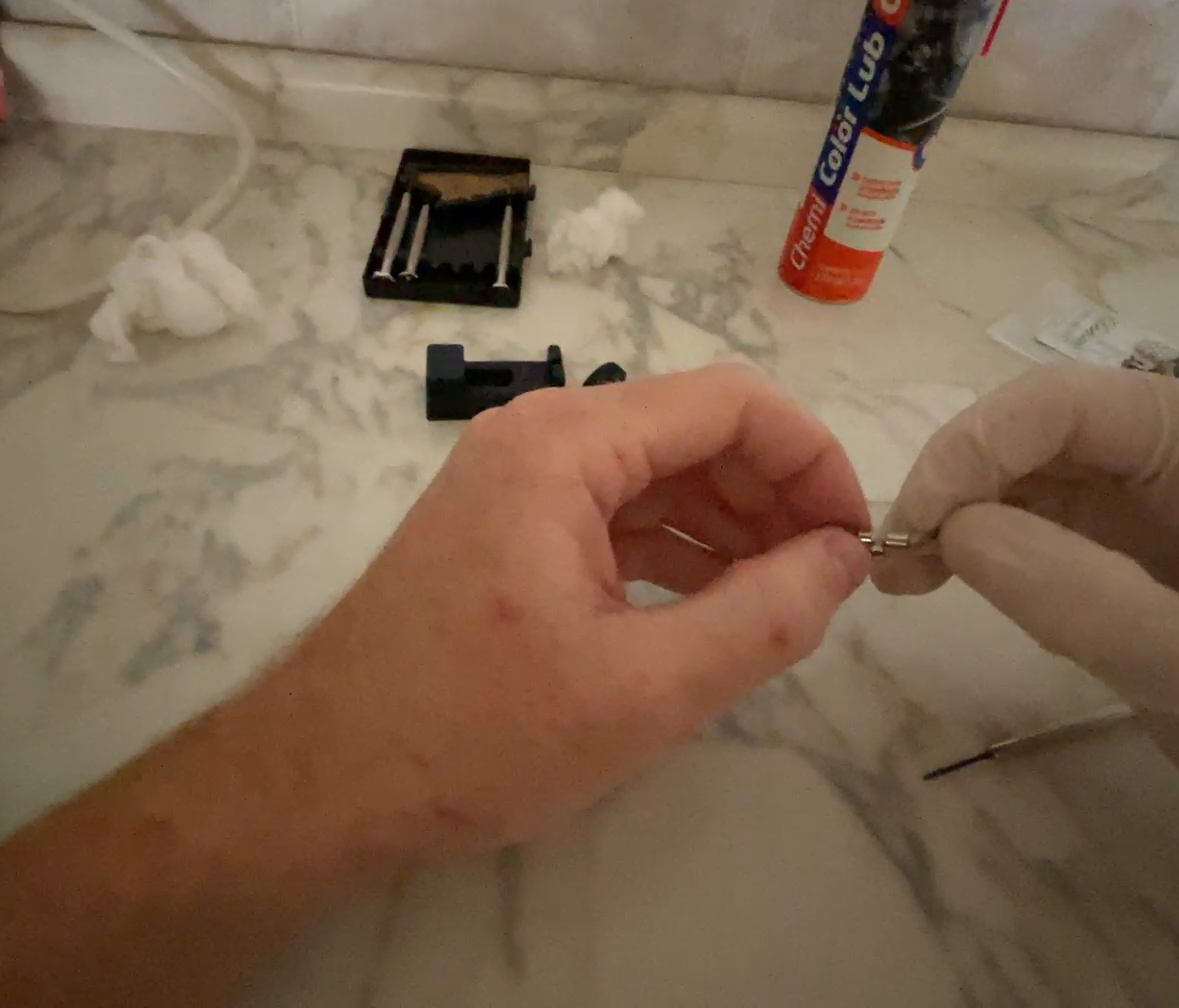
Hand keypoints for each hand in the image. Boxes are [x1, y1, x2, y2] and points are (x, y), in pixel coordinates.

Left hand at [249, 364, 871, 863]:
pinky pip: (616, 511)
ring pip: (656, 472)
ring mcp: (519, 477)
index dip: (811, 458)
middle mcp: (540, 436)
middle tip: (827, 576)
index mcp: (566, 445)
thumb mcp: (643, 690)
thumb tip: (842, 560)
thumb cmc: (474, 733)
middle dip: (773, 493)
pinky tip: (714, 597)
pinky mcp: (510, 522)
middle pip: (692, 431)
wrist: (325, 774)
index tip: (853, 536)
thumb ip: (764, 618)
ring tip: (783, 593)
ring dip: (729, 523)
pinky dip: (675, 546)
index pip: (729, 403)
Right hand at [872, 365, 1178, 991]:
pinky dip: (969, 540)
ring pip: (1019, 466)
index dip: (974, 448)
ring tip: (898, 572)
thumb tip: (954, 532)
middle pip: (1033, 426)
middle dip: (955, 480)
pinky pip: (1027, 513)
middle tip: (894, 554)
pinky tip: (931, 575)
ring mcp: (1154, 487)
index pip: (1072, 403)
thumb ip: (1090, 603)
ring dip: (950, 511)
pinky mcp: (1123, 532)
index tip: (914, 526)